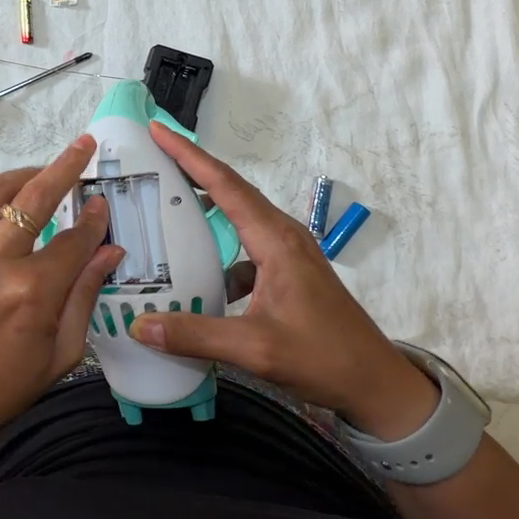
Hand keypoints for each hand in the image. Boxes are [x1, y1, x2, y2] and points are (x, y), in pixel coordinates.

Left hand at [0, 135, 123, 442]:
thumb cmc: (6, 383)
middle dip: (65, 167)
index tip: (104, 203)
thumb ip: (85, 293)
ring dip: (21, 174)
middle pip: (35, 197)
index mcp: (32, 292)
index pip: (74, 239)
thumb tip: (111, 249)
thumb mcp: (62, 350)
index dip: (94, 218)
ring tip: (40, 174)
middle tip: (84, 147)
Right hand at [129, 123, 439, 439]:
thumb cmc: (324, 359)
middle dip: (191, 169)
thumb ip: (196, 335)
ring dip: (203, 206)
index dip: (189, 156)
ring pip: (238, 217)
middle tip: (151, 156)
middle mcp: (283, 236)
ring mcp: (289, 254)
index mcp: (277, 240)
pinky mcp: (289, 273)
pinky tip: (195, 269)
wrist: (378, 387)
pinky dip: (217, 246)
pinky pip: (244, 245)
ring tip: (165, 202)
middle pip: (231, 190)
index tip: (158, 131)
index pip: (226, 185)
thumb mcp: (256, 349)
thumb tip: (140, 326)